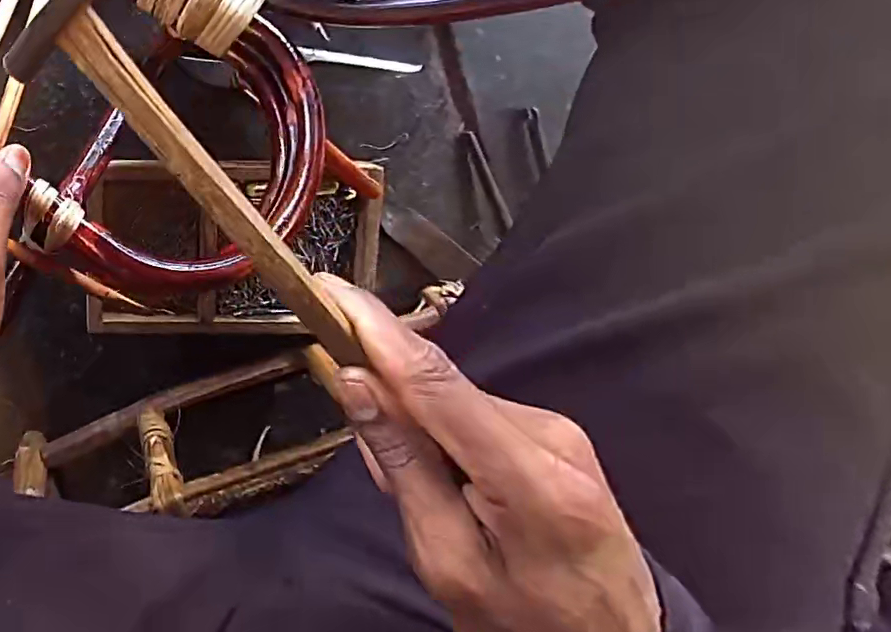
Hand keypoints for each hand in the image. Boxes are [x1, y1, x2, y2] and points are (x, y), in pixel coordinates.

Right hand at [318, 274, 660, 631]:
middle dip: (390, 399)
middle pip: (437, 385)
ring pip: (451, 395)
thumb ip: (401, 467)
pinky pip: (472, 407)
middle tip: (379, 462)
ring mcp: (557, 426)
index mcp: (531, 482)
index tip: (332, 291)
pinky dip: (445, 431)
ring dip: (418, 422)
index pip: (434, 382)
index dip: (377, 329)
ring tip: (430, 492)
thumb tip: (355, 381)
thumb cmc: (529, 627)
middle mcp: (550, 435)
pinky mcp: (554, 426)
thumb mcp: (448, 564)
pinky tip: (455, 481)